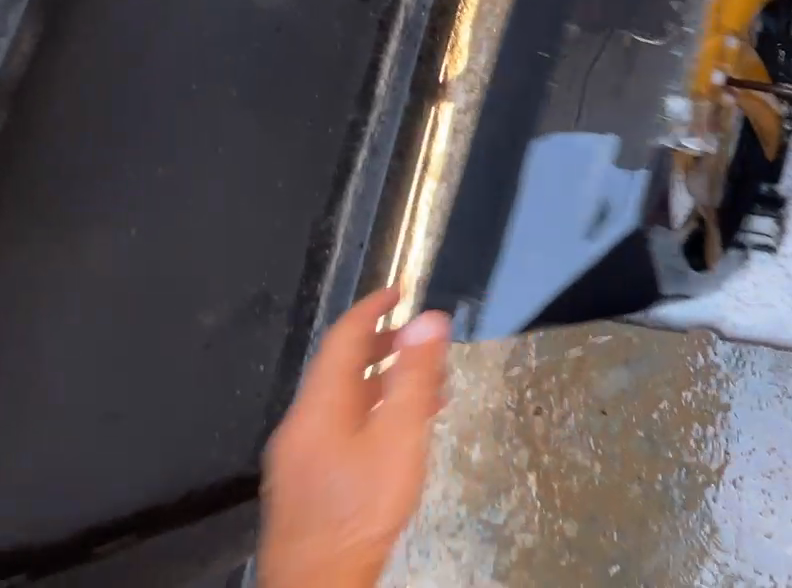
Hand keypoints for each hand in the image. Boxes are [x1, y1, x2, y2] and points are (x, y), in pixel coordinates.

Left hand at [258, 288, 450, 587]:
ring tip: (432, 382)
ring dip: (388, 379)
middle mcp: (303, 424)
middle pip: (342, 368)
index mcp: (320, 407)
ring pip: (347, 398)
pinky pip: (346, 423)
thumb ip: (415, 375)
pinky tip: (407, 425)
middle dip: (386, 345)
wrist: (322, 578)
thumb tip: (428, 319)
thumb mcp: (402, 432)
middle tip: (425, 337)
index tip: (398, 290)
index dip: (371, 309)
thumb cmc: (365, 501)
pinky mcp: (311, 477)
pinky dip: (378, 408)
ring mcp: (303, 453)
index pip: (342, 341)